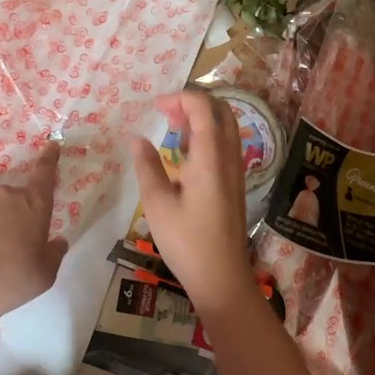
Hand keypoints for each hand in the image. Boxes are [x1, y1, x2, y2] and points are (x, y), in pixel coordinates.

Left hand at [0, 142, 68, 325]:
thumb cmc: (10, 284)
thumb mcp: (45, 275)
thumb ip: (55, 252)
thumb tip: (57, 241)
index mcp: (33, 205)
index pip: (45, 172)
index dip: (49, 158)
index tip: (52, 145)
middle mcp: (5, 195)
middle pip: (14, 198)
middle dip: (14, 214)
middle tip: (9, 244)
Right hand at [130, 91, 258, 316]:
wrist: (222, 277)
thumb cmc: (187, 241)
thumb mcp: (157, 204)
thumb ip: (147, 166)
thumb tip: (137, 138)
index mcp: (211, 155)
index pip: (203, 106)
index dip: (180, 97)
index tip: (156, 107)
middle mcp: (229, 155)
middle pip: (221, 109)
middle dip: (193, 103)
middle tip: (166, 114)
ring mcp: (236, 169)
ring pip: (226, 126)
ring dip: (202, 119)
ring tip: (173, 132)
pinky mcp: (236, 182)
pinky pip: (227, 143)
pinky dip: (208, 136)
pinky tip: (186, 156)